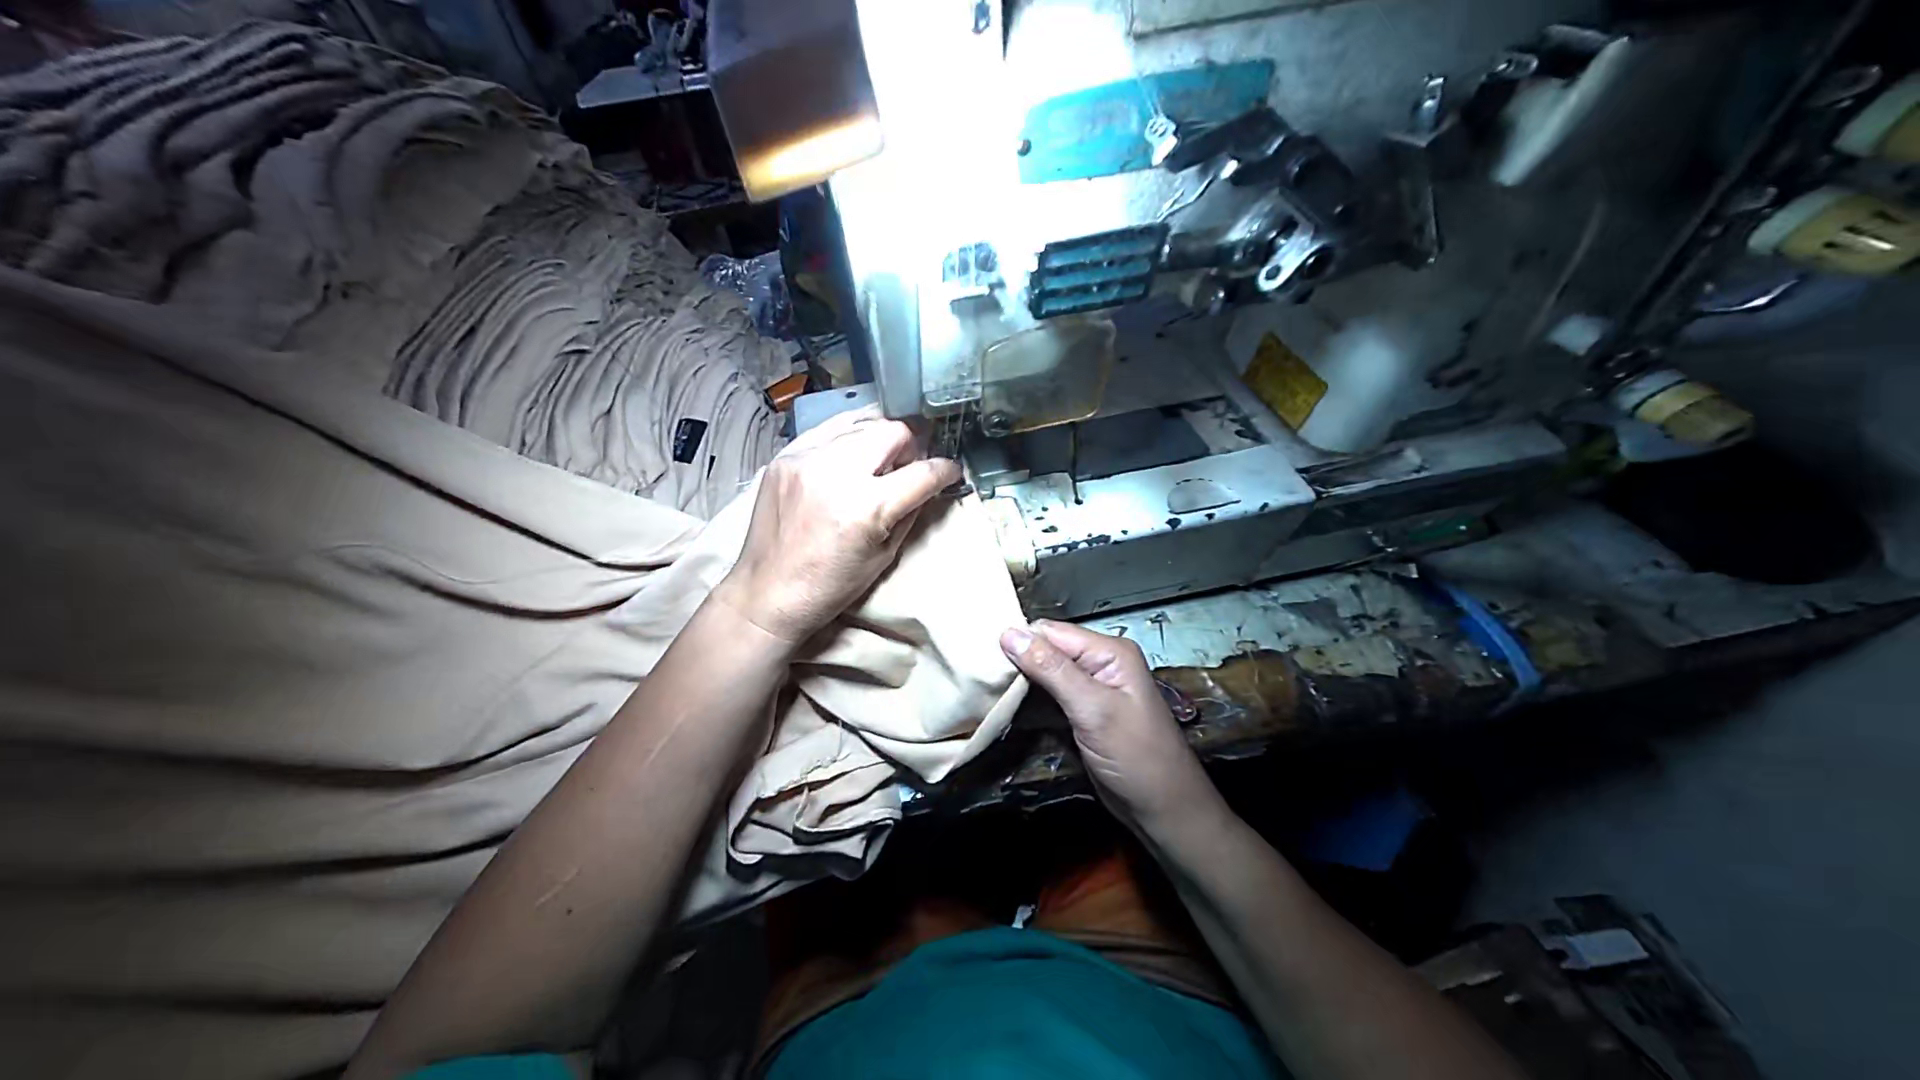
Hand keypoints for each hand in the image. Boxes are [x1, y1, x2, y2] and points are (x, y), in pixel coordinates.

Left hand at [714, 407, 960, 645]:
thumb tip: (926, 485)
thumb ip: (909, 512)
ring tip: (875, 463)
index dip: (945, 471)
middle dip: (910, 447)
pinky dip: (845, 439)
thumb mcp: (884, 555)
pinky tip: (847, 458)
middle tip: (907, 468)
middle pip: (893, 432)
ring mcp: (807, 459)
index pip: (922, 472)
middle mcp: (837, 473)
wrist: (768, 592)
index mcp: (867, 507)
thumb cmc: (831, 585)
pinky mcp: (785, 456)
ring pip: (861, 424)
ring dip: (877, 440)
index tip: (950, 472)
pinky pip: (827, 429)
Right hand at [999, 621, 1223, 835]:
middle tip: (980, 676)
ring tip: (985, 689)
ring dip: (1019, 682)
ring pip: (1043, 673)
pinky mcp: (1081, 712)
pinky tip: (1005, 706)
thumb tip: (1008, 632)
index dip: (1019, 641)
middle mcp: (1099, 663)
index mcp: (1108, 651)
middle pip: (1046, 649)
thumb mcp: (1092, 709)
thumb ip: (1051, 669)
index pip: (1051, 632)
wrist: (1163, 809)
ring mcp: (1090, 689)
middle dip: (1016, 661)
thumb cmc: (1135, 756)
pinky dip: (1028, 701)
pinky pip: (1048, 696)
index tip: (983, 658)